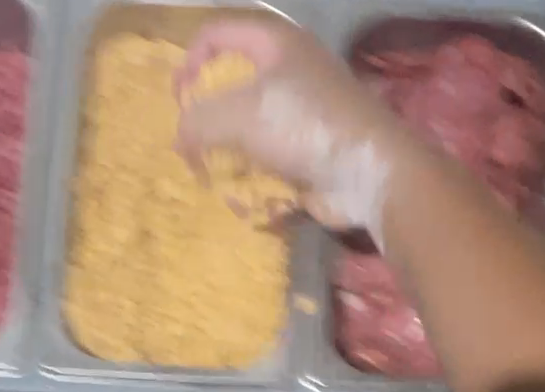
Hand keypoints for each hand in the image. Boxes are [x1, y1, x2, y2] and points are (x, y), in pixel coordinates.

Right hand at [175, 18, 417, 231]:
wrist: (366, 172)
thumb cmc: (304, 126)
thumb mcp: (239, 114)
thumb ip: (199, 120)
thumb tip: (180, 139)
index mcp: (275, 46)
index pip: (217, 35)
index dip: (190, 62)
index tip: (178, 101)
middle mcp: (287, 77)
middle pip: (229, 93)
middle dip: (207, 127)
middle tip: (193, 152)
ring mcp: (297, 121)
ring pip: (245, 139)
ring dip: (229, 166)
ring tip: (221, 185)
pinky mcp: (304, 159)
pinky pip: (266, 170)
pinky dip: (255, 189)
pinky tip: (252, 204)